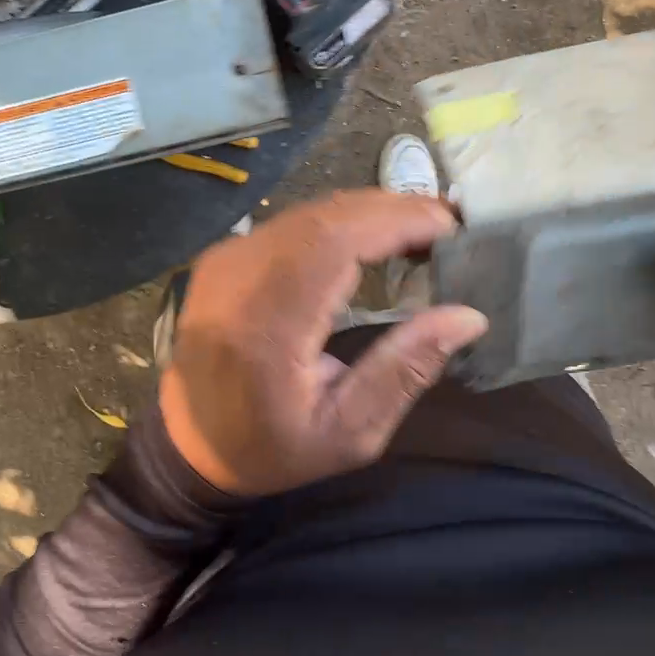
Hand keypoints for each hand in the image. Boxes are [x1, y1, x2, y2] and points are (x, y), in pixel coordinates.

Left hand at [159, 191, 489, 495]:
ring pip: (309, 210)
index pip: (335, 242)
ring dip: (367, 211)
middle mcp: (241, 275)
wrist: (186, 442)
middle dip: (392, 208)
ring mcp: (227, 258)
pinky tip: (372, 234)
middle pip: (325, 215)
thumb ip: (405, 370)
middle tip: (447, 222)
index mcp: (269, 322)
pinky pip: (290, 221)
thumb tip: (468, 316)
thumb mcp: (348, 432)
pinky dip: (338, 220)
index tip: (450, 225)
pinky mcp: (225, 254)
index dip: (395, 221)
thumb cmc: (269, 446)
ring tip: (420, 226)